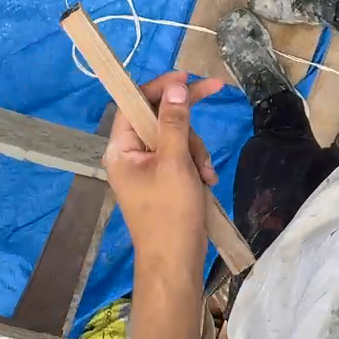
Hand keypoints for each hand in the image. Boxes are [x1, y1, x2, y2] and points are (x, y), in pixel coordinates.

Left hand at [103, 70, 225, 268]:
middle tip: (216, 88)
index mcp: (121, 149)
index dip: (159, 86)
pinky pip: (182, 155)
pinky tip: (206, 180)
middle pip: (160, 116)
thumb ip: (175, 121)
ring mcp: (148, 168)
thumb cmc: (170, 214)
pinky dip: (197, 163)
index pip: (134, 103)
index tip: (185, 75)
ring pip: (176, 135)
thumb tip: (175, 85)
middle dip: (187, 120)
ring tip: (205, 172)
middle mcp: (131, 154)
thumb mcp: (176, 163)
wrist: (176, 264)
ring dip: (196, 148)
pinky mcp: (164, 179)